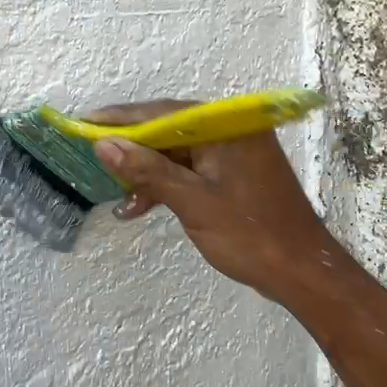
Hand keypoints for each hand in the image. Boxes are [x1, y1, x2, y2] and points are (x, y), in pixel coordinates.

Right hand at [85, 101, 333, 297]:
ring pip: (177, 152)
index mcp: (227, 128)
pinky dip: (166, 184)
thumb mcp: (192, 202)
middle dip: (131, 147)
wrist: (303, 273)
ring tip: (118, 195)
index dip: (120, 119)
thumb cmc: (250, 236)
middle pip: (169, 130)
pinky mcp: (234, 175)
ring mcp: (234, 154)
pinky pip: (190, 169)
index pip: (162, 114)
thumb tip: (104, 145)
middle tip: (92, 153)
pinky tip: (140, 205)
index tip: (84, 122)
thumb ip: (147, 171)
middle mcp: (231, 132)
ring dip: (146, 172)